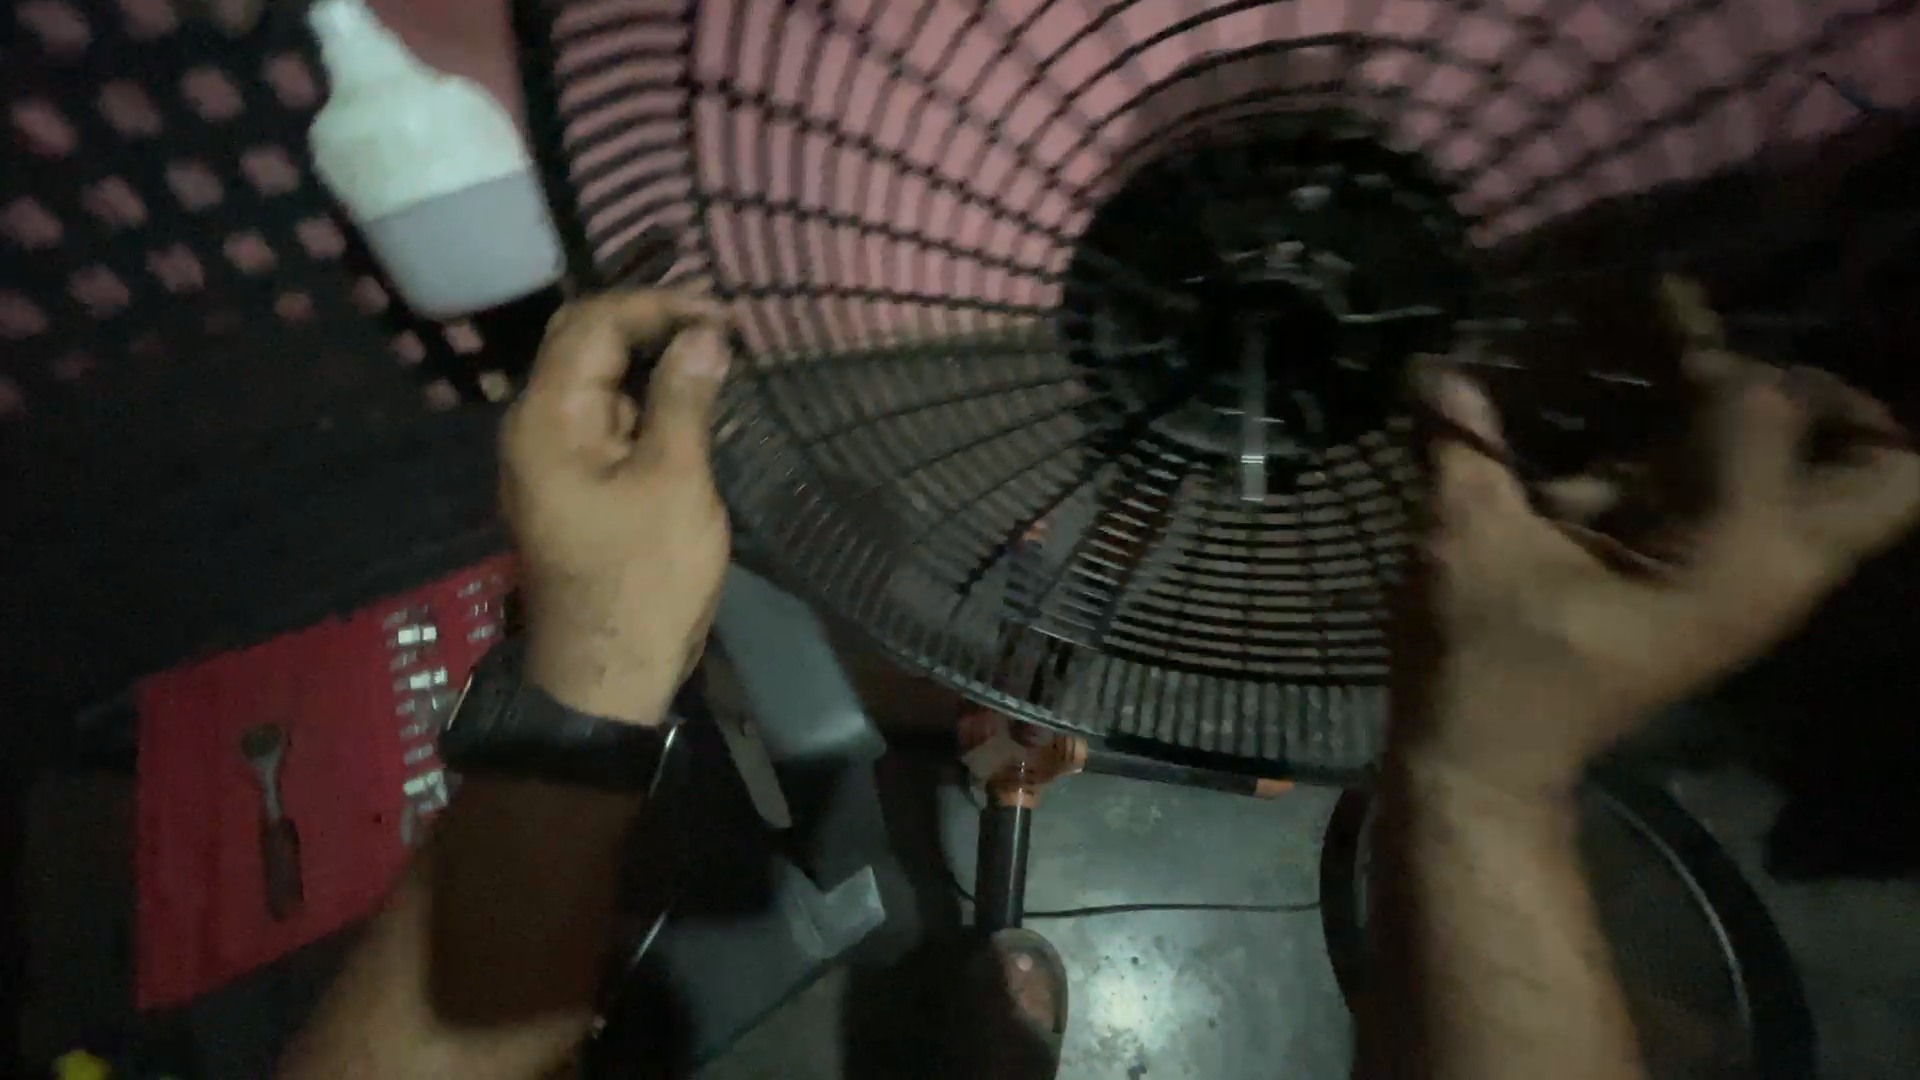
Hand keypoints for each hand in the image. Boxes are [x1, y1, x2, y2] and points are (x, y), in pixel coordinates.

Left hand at [499, 289, 731, 725]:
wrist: (611, 670)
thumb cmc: (646, 577)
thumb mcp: (675, 482)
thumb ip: (684, 400)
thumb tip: (705, 336)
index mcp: (548, 418)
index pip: (592, 324)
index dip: (657, 307)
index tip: (723, 318)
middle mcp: (538, 426)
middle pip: (587, 346)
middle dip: (655, 328)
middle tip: (723, 334)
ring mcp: (554, 457)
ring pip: (600, 384)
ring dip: (654, 365)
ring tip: (717, 362)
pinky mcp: (576, 483)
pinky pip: (609, 422)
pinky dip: (649, 405)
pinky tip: (691, 408)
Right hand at [1396, 352, 1919, 794]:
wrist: (1484, 754)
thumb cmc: (1481, 658)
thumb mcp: (1464, 545)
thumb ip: (1462, 450)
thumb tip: (1434, 368)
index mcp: (1731, 555)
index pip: (1757, 411)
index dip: (1692, 345)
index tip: (1635, 294)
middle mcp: (1771, 567)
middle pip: (1883, 462)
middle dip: (1813, 395)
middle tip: (1712, 363)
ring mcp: (1743, 585)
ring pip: (1824, 487)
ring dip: (1754, 425)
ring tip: (1661, 382)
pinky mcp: (1700, 593)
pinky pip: (1739, 509)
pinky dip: (1691, 463)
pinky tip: (1607, 442)